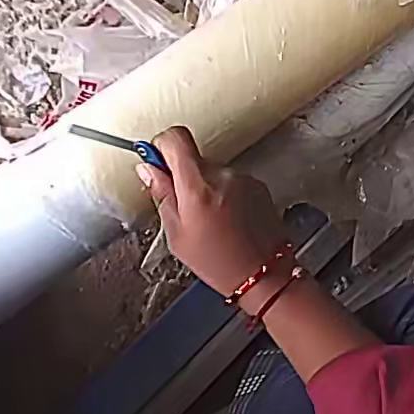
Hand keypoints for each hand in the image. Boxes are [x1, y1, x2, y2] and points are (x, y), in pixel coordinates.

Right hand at [136, 127, 286, 297]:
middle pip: (194, 158)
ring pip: (213, 171)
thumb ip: (162, 195)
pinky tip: (228, 220)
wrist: (266, 275)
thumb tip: (148, 168)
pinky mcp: (258, 184)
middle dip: (184, 178)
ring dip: (206, 188)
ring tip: (210, 221)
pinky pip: (232, 181)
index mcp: (198, 188)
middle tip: (186, 209)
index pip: (176, 138)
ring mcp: (243, 178)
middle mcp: (223, 176)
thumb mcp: (178, 235)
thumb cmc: (220, 263)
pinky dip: (225, 194)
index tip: (158, 163)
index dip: (162, 146)